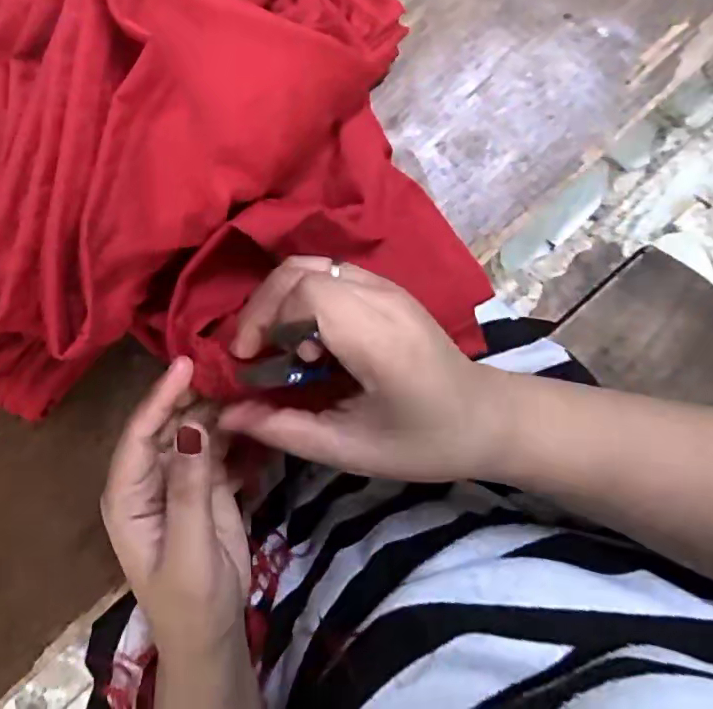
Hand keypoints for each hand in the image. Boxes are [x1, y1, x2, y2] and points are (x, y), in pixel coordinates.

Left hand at [101, 358, 251, 660]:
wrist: (214, 633)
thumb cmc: (189, 600)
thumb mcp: (188, 549)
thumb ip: (189, 488)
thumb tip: (193, 426)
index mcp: (127, 494)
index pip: (138, 435)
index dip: (159, 398)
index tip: (185, 364)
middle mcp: (147, 477)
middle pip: (164, 424)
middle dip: (188, 394)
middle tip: (220, 362)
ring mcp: (176, 477)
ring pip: (191, 429)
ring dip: (212, 406)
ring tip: (239, 377)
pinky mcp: (203, 482)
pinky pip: (214, 445)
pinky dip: (230, 428)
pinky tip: (249, 409)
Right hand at [218, 257, 503, 481]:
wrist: (486, 417)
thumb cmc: (424, 441)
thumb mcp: (351, 448)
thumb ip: (285, 430)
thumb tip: (226, 416)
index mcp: (378, 338)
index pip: (307, 293)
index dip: (266, 317)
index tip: (250, 360)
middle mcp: (381, 297)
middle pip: (300, 271)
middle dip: (264, 306)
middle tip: (254, 351)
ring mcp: (385, 285)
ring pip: (311, 264)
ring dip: (280, 297)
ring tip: (277, 341)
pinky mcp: (385, 285)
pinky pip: (328, 272)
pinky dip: (301, 294)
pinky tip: (306, 333)